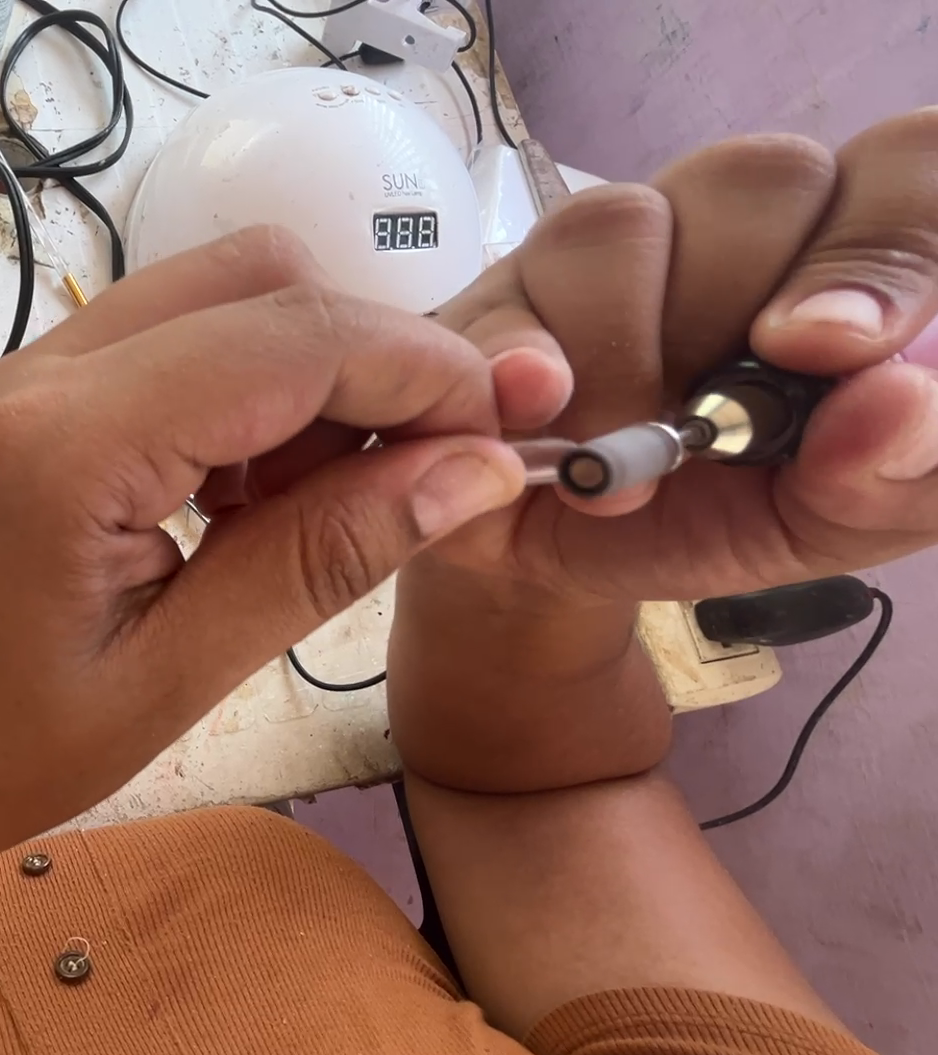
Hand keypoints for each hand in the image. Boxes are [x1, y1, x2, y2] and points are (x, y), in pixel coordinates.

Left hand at [0, 226, 545, 869]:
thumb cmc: (3, 751)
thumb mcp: (178, 675)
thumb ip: (321, 556)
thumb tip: (476, 468)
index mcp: (67, 445)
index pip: (287, 340)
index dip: (419, 368)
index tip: (510, 428)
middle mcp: (39, 373)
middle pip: (253, 280)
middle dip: (364, 353)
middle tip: (418, 468)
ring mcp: (25, 375)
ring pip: (211, 298)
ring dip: (303, 370)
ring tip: (328, 497)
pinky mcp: (27, 399)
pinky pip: (162, 346)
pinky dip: (238, 390)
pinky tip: (246, 490)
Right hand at [431, 109, 937, 602]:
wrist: (545, 562)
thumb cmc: (690, 528)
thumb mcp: (819, 526)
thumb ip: (895, 478)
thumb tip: (899, 398)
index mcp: (828, 264)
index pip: (905, 165)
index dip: (881, 238)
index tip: (828, 350)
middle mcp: (712, 235)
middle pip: (752, 177)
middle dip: (726, 302)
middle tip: (696, 417)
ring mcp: (584, 260)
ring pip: (611, 224)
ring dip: (612, 348)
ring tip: (602, 445)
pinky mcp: (487, 301)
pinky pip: (502, 301)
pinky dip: (517, 370)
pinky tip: (525, 433)